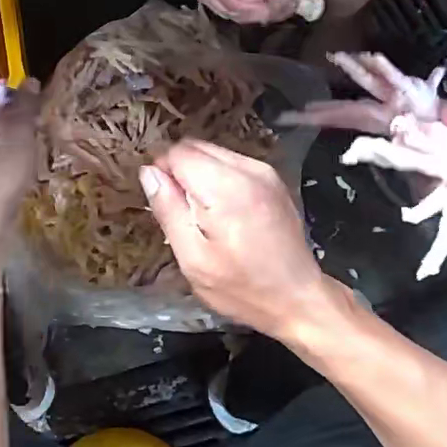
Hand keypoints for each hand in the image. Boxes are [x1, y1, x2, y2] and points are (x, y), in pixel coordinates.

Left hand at [0, 79, 40, 245]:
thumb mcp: (21, 130)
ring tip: (35, 143)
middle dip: (13, 115)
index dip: (14, 92)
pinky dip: (6, 156)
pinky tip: (22, 166)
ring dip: (11, 136)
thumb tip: (30, 80)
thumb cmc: (2, 170)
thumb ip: (26, 104)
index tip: (36, 102)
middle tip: (38, 122)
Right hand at [139, 139, 354, 346]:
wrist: (298, 299)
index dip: (162, 172)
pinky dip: (216, 178)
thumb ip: (168, 209)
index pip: (177, 153)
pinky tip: (221, 210)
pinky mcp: (272, 179)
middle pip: (194, 147)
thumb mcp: (192, 257)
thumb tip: (148, 173)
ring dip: (197, 174)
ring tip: (201, 213)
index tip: (164, 202)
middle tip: (180, 210)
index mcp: (225, 188)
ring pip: (212, 152)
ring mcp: (264, 172)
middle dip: (178, 171)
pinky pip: (230, 162)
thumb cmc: (241, 287)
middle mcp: (248, 170)